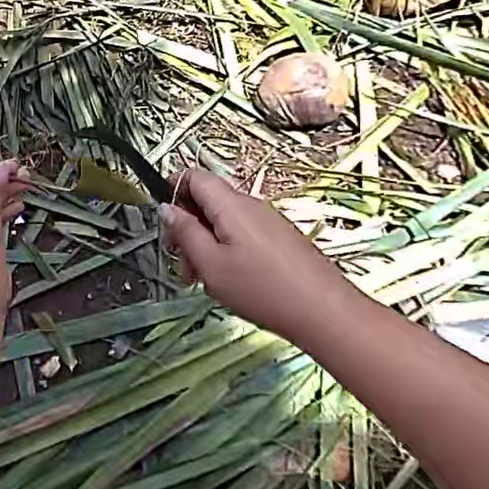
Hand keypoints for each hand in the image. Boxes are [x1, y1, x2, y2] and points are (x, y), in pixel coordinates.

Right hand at [158, 168, 360, 341]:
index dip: (173, 189)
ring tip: (206, 281)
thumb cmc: (262, 289)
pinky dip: (226, 252)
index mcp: (231, 205)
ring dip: (206, 246)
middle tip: (184, 265)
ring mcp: (268, 222)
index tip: (165, 221)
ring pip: (224, 222)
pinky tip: (230, 282)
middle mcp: (251, 205)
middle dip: (188, 229)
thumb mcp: (211, 264)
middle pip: (208, 202)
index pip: (195, 176)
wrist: (323, 311)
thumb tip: (167, 208)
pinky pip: (242, 235)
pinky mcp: (279, 239)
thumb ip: (185, 233)